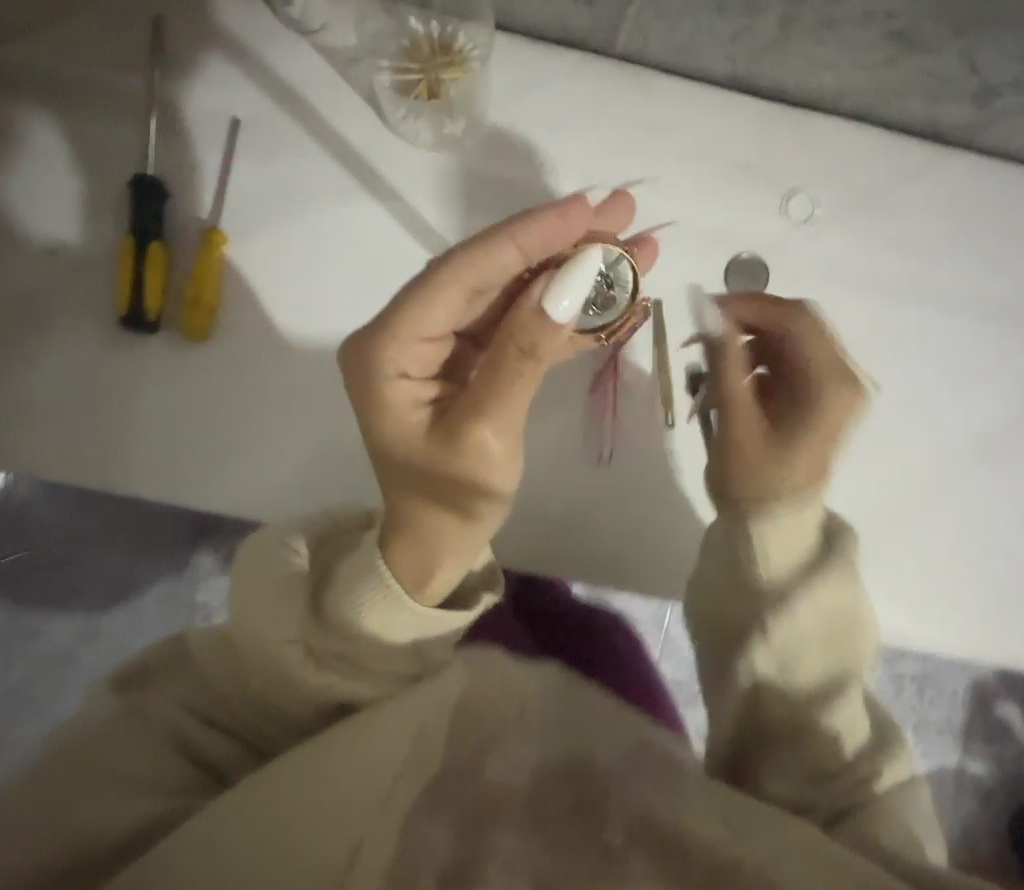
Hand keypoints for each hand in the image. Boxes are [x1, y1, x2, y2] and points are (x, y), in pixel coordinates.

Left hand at [339, 191, 658, 604]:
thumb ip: (522, 354)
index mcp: (388, 346)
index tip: (586, 209)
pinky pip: (518, 327)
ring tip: (635, 248)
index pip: (461, 273)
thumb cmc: (451, 502)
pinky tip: (614, 298)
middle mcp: (407, 332)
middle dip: (558, 246)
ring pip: (510, 294)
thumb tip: (567, 283)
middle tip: (624, 212)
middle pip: (489, 274)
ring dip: (571, 275)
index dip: (526, 237)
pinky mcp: (468, 360)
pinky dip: (563, 316)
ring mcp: (439, 344)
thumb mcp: (486, 435)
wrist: (437, 545)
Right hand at [699, 293, 866, 513]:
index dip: (747, 305)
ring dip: (746, 343)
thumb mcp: (735, 424)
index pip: (795, 319)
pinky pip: (786, 360)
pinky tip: (727, 385)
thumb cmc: (754, 485)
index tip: (701, 312)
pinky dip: (754, 363)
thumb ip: (724, 363)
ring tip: (707, 369)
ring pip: (789, 339)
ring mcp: (833, 387)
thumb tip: (707, 310)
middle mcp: (843, 378)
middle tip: (700, 334)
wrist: (772, 530)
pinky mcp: (818, 396)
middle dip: (745, 322)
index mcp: (832, 385)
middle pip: (796, 323)